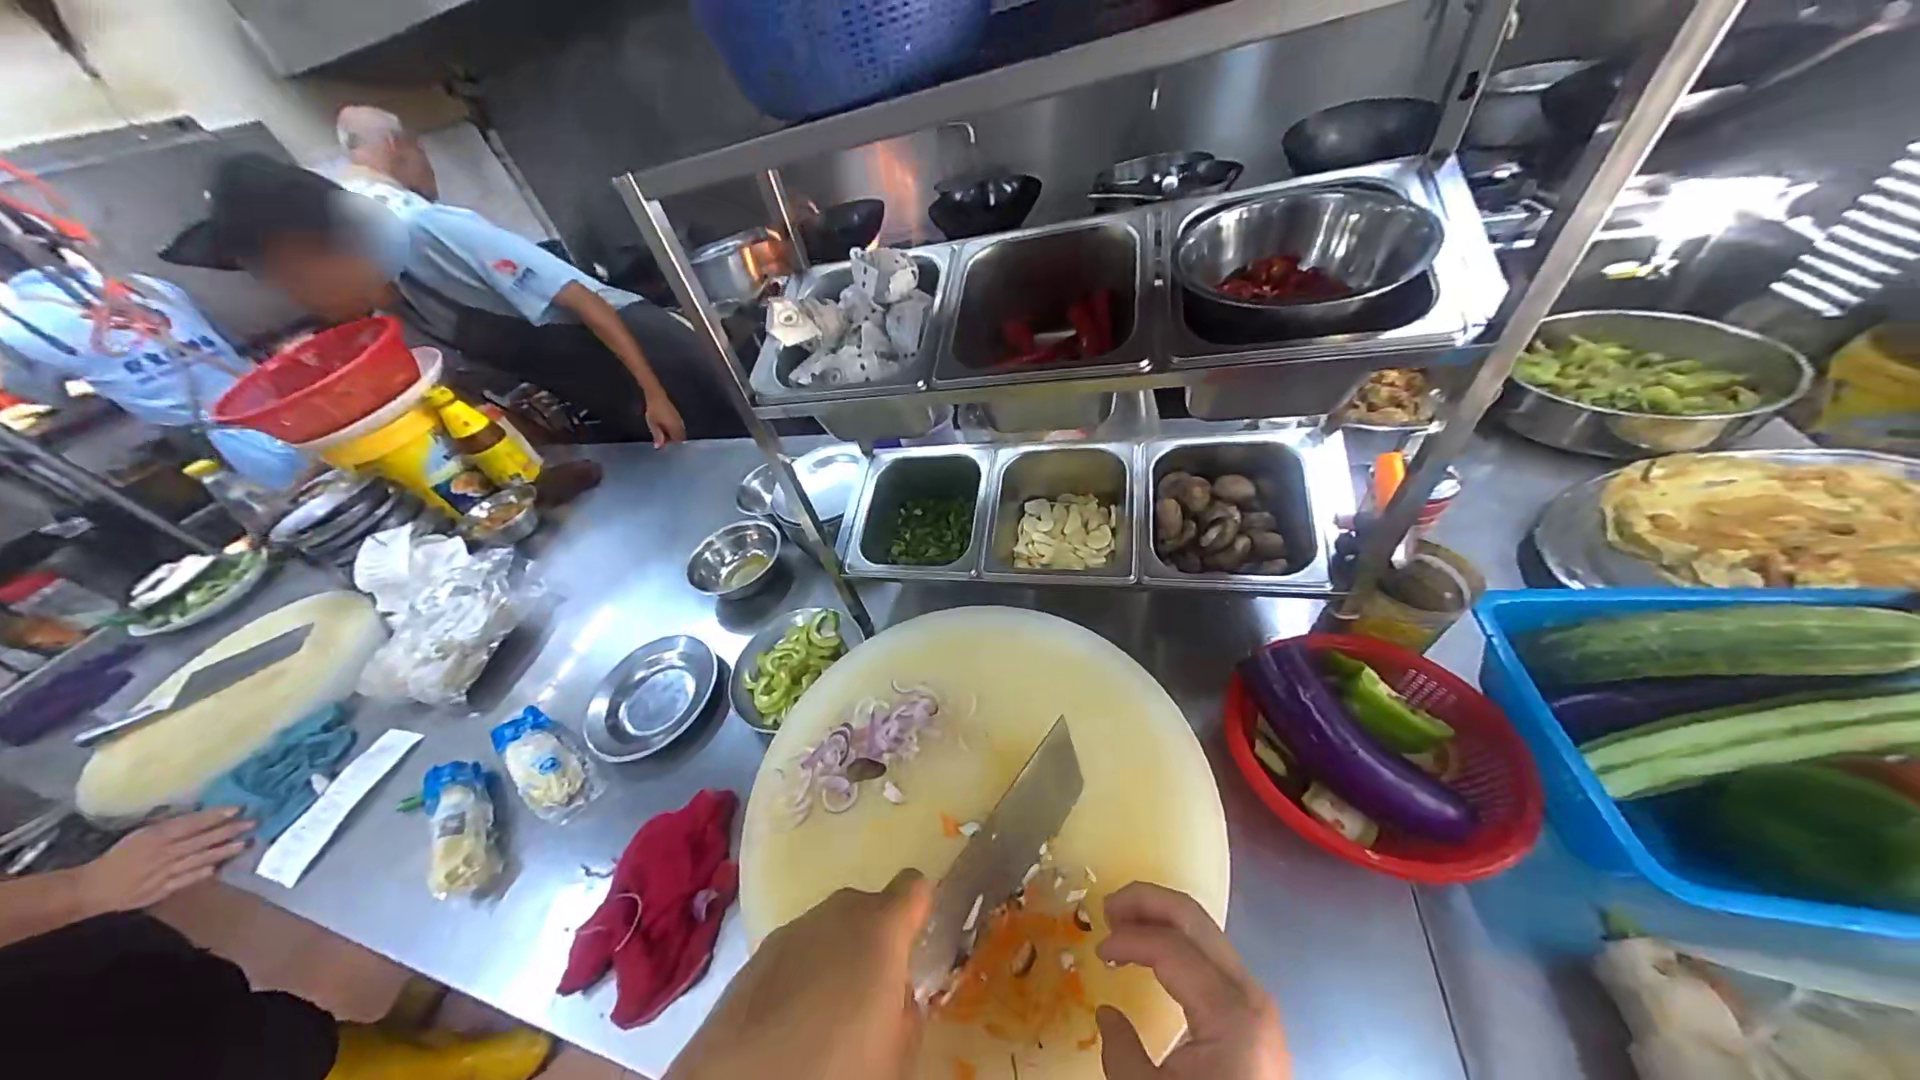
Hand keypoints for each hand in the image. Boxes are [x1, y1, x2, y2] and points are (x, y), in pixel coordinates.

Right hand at [75, 808, 252, 915]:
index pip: (189, 824)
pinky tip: (216, 868)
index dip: (214, 816)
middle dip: (228, 832)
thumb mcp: (141, 835)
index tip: (238, 809)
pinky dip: (200, 874)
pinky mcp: (158, 890)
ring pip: (197, 860)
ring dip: (222, 852)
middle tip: (252, 824)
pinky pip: (183, 880)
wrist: (88, 889)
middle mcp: (161, 855)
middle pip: (199, 841)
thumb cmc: (118, 856)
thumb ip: (170, 826)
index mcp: (154, 838)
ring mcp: (160, 874)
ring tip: (245, 844)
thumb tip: (201, 814)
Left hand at [646, 395, 686, 447]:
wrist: (657, 396)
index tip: (664, 444)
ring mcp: (679, 420)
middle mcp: (680, 425)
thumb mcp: (653, 425)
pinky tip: (665, 426)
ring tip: (663, 433)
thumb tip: (659, 447)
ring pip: (679, 431)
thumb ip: (657, 436)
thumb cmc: (654, 411)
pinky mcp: (677, 415)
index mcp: (675, 428)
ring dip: (673, 434)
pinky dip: (673, 429)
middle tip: (663, 439)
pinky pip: (678, 426)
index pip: (678, 441)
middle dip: (673, 440)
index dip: (672, 444)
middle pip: (680, 437)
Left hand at [667, 870, 931, 1079]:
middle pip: (869, 908)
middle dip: (875, 940)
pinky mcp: (756, 954)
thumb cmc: (840, 1066)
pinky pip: (796, 951)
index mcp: (881, 926)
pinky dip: (801, 972)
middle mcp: (837, 912)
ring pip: (829, 929)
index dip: (920, 907)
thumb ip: (907, 1006)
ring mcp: (793, 929)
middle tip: (873, 992)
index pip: (914, 885)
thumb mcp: (899, 1049)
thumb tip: (897, 991)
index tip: (917, 941)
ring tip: (829, 1012)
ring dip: (836, 955)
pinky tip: (792, 1021)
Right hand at [1095, 883, 1289, 1079]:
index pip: (1171, 947)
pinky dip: (1176, 940)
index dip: (1128, 940)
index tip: (1097, 952)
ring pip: (1205, 931)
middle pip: (1194, 919)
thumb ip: (1123, 1052)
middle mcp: (1249, 993)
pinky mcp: (1253, 1013)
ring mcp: (1255, 1000)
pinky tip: (1151, 950)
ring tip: (1122, 922)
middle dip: (1146, 902)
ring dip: (1160, 916)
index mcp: (1230, 1012)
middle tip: (1107, 907)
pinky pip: (1210, 956)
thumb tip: (1108, 1015)